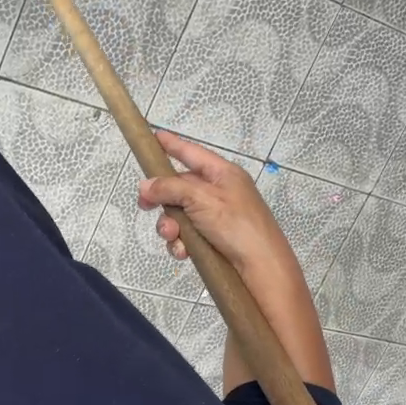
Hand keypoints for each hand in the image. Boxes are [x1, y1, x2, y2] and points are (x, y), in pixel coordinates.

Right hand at [136, 131, 293, 275]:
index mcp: (222, 174)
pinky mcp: (211, 239)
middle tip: (144, 205)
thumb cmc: (237, 225)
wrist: (261, 268)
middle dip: (162, 199)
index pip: (192, 153)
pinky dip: (180, 243)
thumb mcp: (201, 199)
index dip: (172, 144)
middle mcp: (218, 192)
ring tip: (173, 236)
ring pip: (177, 214)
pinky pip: (185, 235)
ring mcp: (214, 217)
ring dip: (170, 226)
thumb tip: (144, 185)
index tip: (154, 136)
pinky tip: (183, 251)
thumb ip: (170, 188)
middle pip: (178, 187)